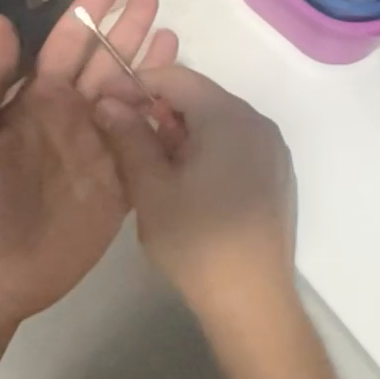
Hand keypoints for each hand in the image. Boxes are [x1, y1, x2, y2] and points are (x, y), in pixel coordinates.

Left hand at [0, 0, 176, 322]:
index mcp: (34, 102)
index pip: (65, 46)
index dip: (87, 13)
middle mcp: (70, 118)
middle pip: (105, 64)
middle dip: (127, 30)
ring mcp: (98, 151)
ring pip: (130, 99)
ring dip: (150, 67)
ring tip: (172, 35)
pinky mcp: (119, 186)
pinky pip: (145, 146)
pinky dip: (163, 121)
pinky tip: (182, 99)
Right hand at [93, 67, 296, 316]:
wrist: (252, 300)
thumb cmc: (197, 241)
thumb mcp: (152, 189)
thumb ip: (130, 137)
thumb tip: (109, 102)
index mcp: (230, 117)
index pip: (176, 77)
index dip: (134, 83)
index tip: (102, 101)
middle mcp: (259, 123)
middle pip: (200, 98)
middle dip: (158, 110)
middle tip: (122, 136)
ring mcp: (273, 151)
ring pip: (218, 123)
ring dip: (180, 133)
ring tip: (150, 165)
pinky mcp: (277, 176)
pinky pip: (235, 146)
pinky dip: (205, 151)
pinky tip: (186, 185)